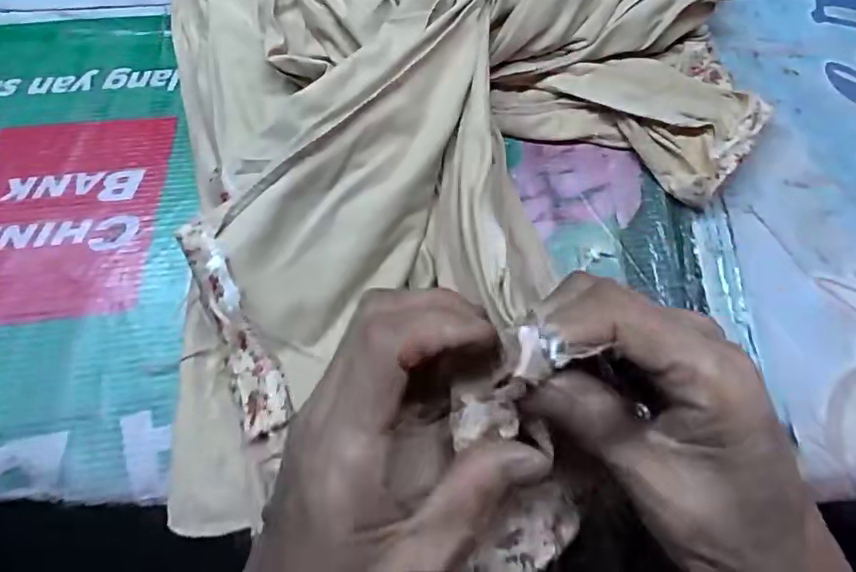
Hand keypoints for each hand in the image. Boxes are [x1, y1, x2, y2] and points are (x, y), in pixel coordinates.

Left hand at [249, 289, 552, 571]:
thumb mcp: (417, 565)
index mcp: (344, 440)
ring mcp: (322, 398)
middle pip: (374, 315)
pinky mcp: (331, 403)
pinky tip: (449, 367)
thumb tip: (532, 449)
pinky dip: (416, 339)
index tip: (491, 339)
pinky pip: (371, 346)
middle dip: (440, 309)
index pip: (379, 339)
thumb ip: (471, 500)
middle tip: (493, 340)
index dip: (440, 321)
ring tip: (477, 347)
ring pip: (370, 321)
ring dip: (428, 317)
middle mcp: (325, 404)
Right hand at [524, 273, 848, 571]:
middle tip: (519, 368)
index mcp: (708, 364)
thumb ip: (590, 419)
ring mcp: (685, 333)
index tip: (517, 361)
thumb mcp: (651, 481)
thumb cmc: (724, 528)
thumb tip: (521, 379)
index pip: (615, 310)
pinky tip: (562, 370)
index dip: (557, 326)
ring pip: (602, 300)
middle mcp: (697, 331)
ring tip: (535, 370)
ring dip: (560, 328)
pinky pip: (612, 321)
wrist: (777, 554)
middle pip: (604, 294)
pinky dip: (578, 338)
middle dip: (553, 323)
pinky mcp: (671, 345)